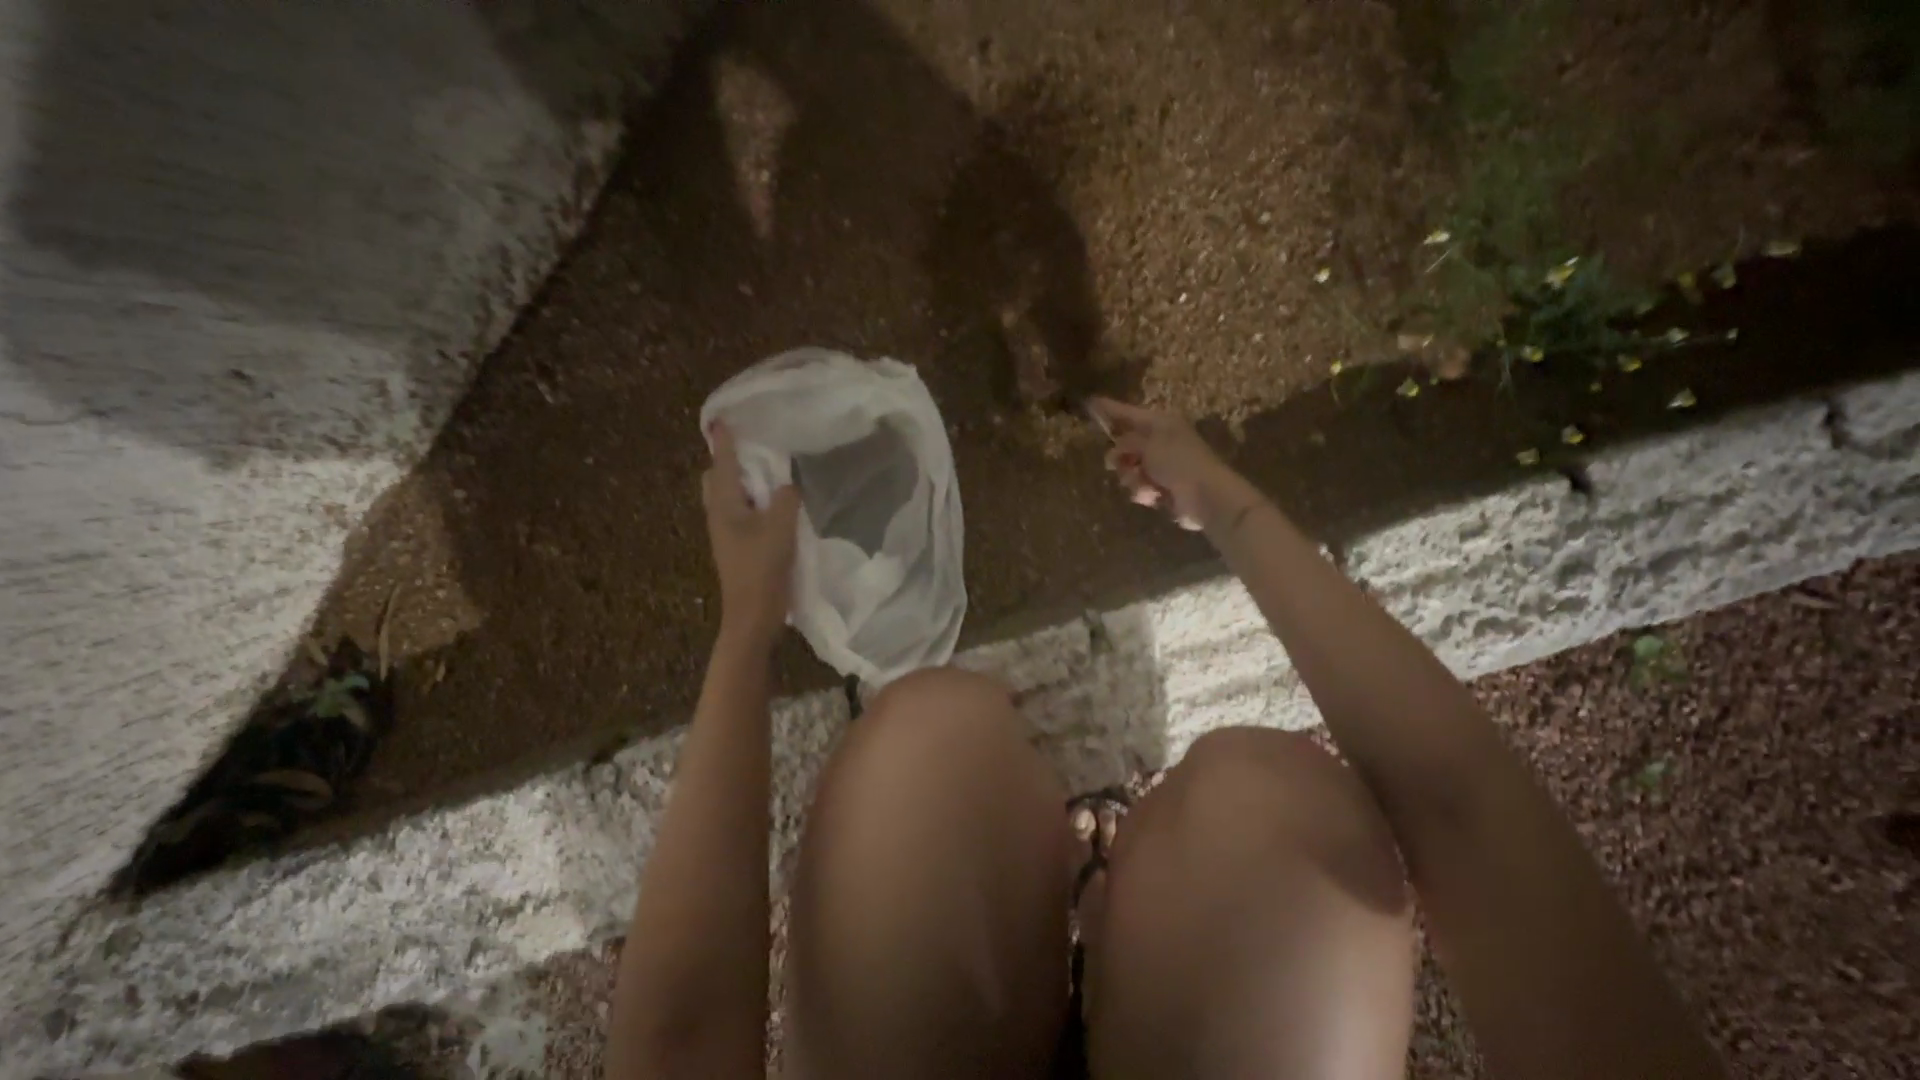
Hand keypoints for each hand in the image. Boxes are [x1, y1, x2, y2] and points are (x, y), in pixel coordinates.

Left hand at [702, 422, 800, 644]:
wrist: (752, 617)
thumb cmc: (762, 568)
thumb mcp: (781, 527)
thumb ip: (785, 498)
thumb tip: (787, 486)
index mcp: (724, 505)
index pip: (721, 464)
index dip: (723, 441)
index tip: (722, 419)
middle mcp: (719, 516)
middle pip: (717, 480)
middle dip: (729, 462)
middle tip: (752, 448)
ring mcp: (726, 534)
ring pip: (729, 498)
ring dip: (744, 483)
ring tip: (767, 474)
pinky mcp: (738, 549)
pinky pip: (741, 514)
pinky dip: (753, 502)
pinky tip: (773, 507)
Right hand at [1088, 397, 1253, 531]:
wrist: (1206, 495)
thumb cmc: (1178, 462)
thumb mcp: (1148, 445)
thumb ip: (1127, 442)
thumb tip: (1115, 449)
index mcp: (1162, 424)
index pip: (1129, 413)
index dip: (1110, 409)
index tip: (1089, 403)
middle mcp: (1162, 441)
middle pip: (1127, 444)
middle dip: (1120, 457)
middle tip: (1114, 464)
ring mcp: (1164, 465)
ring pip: (1131, 469)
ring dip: (1132, 478)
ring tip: (1143, 484)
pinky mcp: (1164, 487)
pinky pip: (1140, 486)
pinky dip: (1143, 491)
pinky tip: (1152, 496)